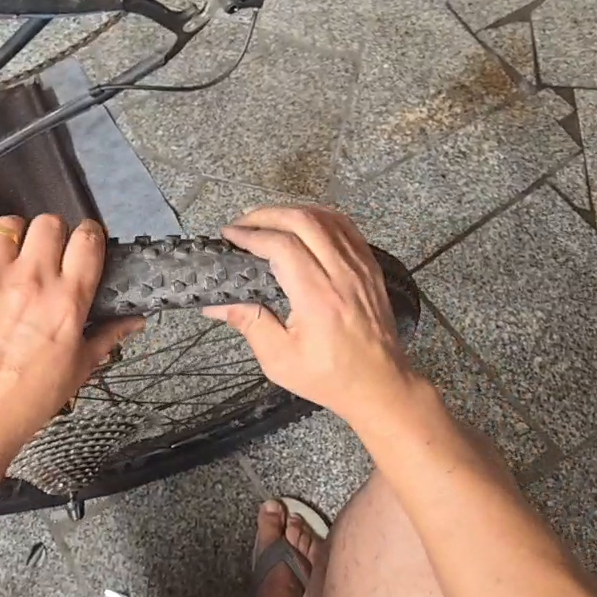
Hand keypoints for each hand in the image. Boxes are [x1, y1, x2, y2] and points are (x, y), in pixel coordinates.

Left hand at [0, 215, 142, 471]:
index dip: (87, 236)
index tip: (82, 244)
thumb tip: (134, 320)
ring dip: (11, 240)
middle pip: (49, 222)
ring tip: (6, 262)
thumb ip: (107, 337)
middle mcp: (29, 282)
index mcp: (66, 302)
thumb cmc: (22, 404)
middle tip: (43, 256)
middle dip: (51, 235)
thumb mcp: (75, 371)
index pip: (88, 238)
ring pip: (5, 226)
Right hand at [204, 207, 426, 428]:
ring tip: (265, 221)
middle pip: (303, 220)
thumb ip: (249, 324)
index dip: (251, 234)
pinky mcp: (369, 266)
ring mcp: (360, 267)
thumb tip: (216, 305)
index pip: (282, 246)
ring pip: (325, 217)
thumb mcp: (280, 360)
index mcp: (318, 298)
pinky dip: (318, 216)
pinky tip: (300, 222)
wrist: (380, 385)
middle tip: (241, 224)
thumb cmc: (329, 377)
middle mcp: (342, 275)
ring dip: (290, 211)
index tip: (229, 236)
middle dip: (266, 215)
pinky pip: (345, 226)